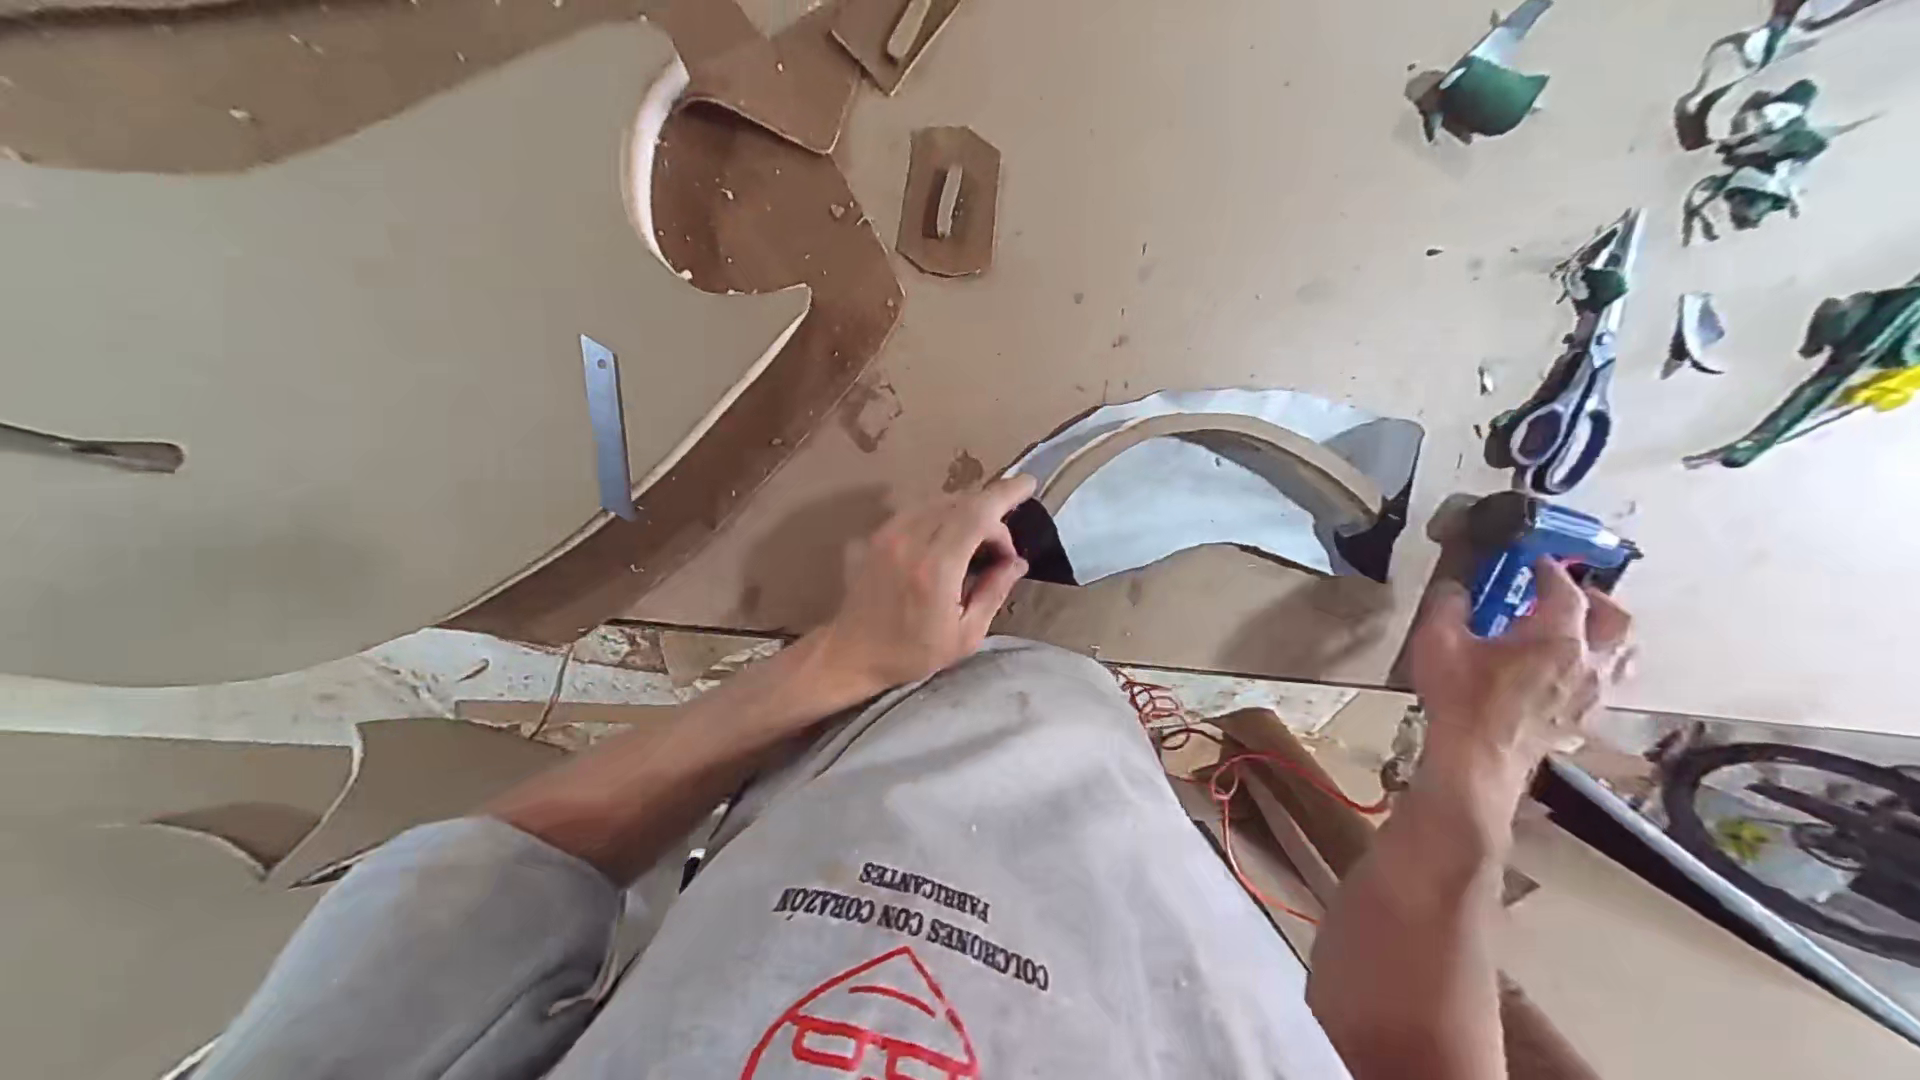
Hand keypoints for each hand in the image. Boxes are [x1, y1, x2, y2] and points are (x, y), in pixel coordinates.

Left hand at [810, 474, 1036, 694]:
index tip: (1029, 485)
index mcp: (935, 569)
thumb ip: (993, 592)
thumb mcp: (965, 635)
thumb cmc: (912, 652)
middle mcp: (911, 541)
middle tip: (1002, 550)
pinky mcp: (880, 534)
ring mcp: (891, 534)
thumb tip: (1017, 561)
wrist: (852, 652)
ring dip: (969, 513)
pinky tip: (951, 539)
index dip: (1005, 494)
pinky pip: (921, 508)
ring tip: (979, 546)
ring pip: (942, 501)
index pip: (976, 514)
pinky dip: (945, 514)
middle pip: (962, 502)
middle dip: (992, 514)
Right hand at [1406, 558, 1632, 783]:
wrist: (1477, 755)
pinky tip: (1565, 670)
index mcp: (1556, 638)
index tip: (1538, 562)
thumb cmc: (1461, 696)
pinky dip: (1593, 665)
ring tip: (1577, 630)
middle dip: (1598, 599)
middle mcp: (1586, 662)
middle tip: (1571, 592)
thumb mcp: (1437, 641)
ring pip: (1621, 654)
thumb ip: (1448, 606)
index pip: (1567, 593)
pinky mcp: (1583, 717)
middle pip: (1617, 621)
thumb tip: (1455, 589)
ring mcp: (1591, 693)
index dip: (1552, 572)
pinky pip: (1605, 682)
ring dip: (1604, 634)